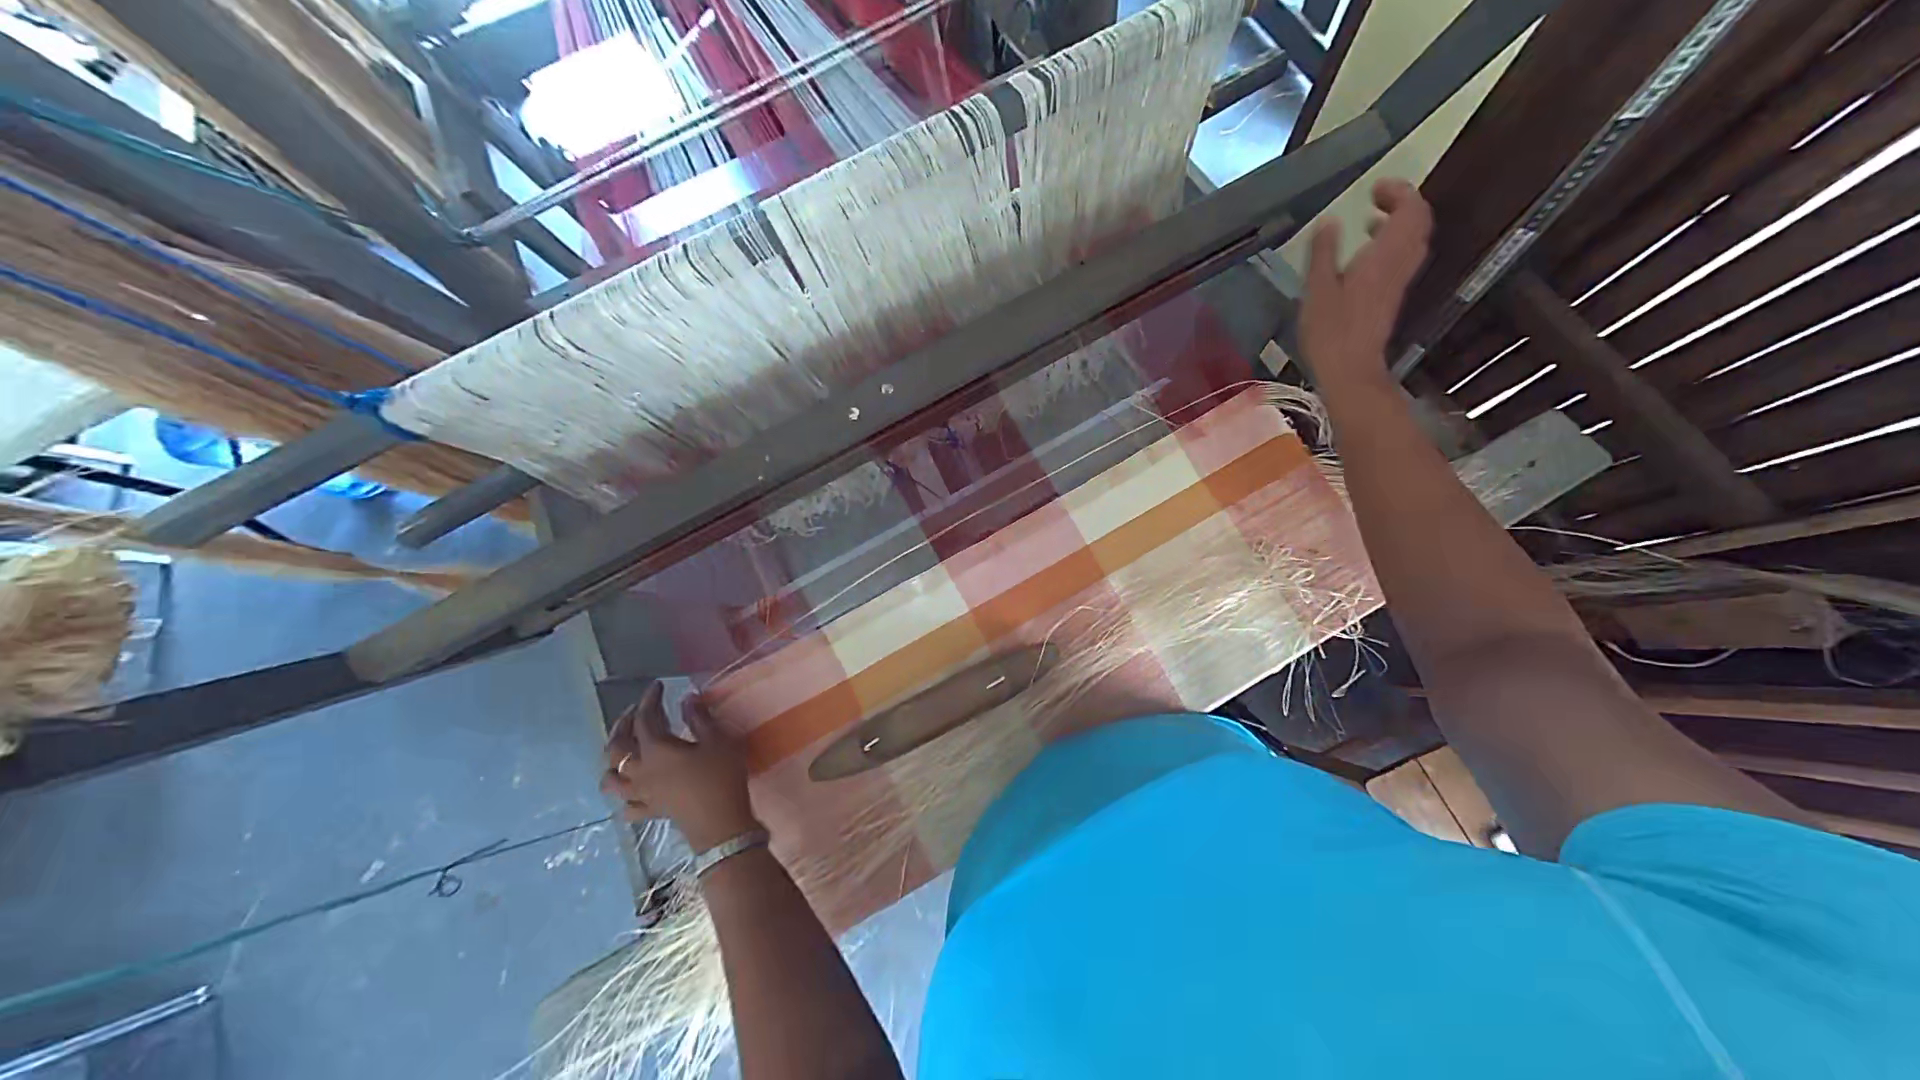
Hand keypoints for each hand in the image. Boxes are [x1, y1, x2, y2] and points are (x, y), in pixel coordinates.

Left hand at [602, 683, 758, 850]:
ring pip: (611, 778)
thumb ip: (699, 718)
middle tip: (635, 712)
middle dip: (623, 725)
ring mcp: (641, 794)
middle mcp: (640, 771)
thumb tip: (687, 698)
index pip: (645, 719)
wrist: (721, 824)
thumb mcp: (717, 740)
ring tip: (623, 750)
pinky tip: (633, 789)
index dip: (649, 700)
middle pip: (617, 746)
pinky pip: (627, 805)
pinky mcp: (650, 811)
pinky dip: (625, 795)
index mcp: (656, 750)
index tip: (657, 686)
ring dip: (612, 761)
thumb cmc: (721, 777)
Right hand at [1299, 179, 1432, 389]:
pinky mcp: (1393, 296)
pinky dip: (1392, 245)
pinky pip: (1404, 257)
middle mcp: (1399, 264)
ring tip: (1370, 221)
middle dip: (1402, 203)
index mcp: (1384, 256)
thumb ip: (1323, 253)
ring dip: (1399, 224)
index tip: (1375, 187)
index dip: (1399, 191)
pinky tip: (1367, 254)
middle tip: (1375, 198)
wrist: (1351, 368)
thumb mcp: (1317, 289)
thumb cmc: (1330, 331)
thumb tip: (1329, 222)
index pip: (1410, 211)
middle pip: (1419, 222)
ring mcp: (1399, 281)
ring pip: (1414, 240)